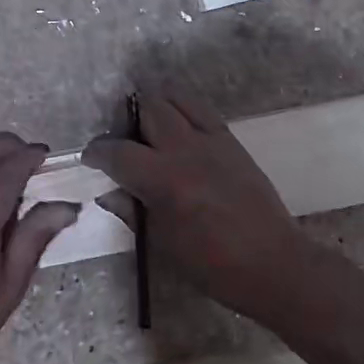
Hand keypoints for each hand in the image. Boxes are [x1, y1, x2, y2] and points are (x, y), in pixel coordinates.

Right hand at [83, 96, 311, 321]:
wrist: (271, 261)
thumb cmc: (212, 264)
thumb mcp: (162, 244)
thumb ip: (133, 210)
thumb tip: (111, 191)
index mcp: (164, 180)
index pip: (118, 152)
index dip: (98, 152)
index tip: (91, 157)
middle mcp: (186, 149)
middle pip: (149, 108)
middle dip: (129, 119)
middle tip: (125, 141)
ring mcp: (212, 139)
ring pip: (176, 98)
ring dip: (158, 106)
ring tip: (150, 128)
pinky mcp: (231, 139)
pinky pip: (202, 109)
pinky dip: (184, 110)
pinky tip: (180, 130)